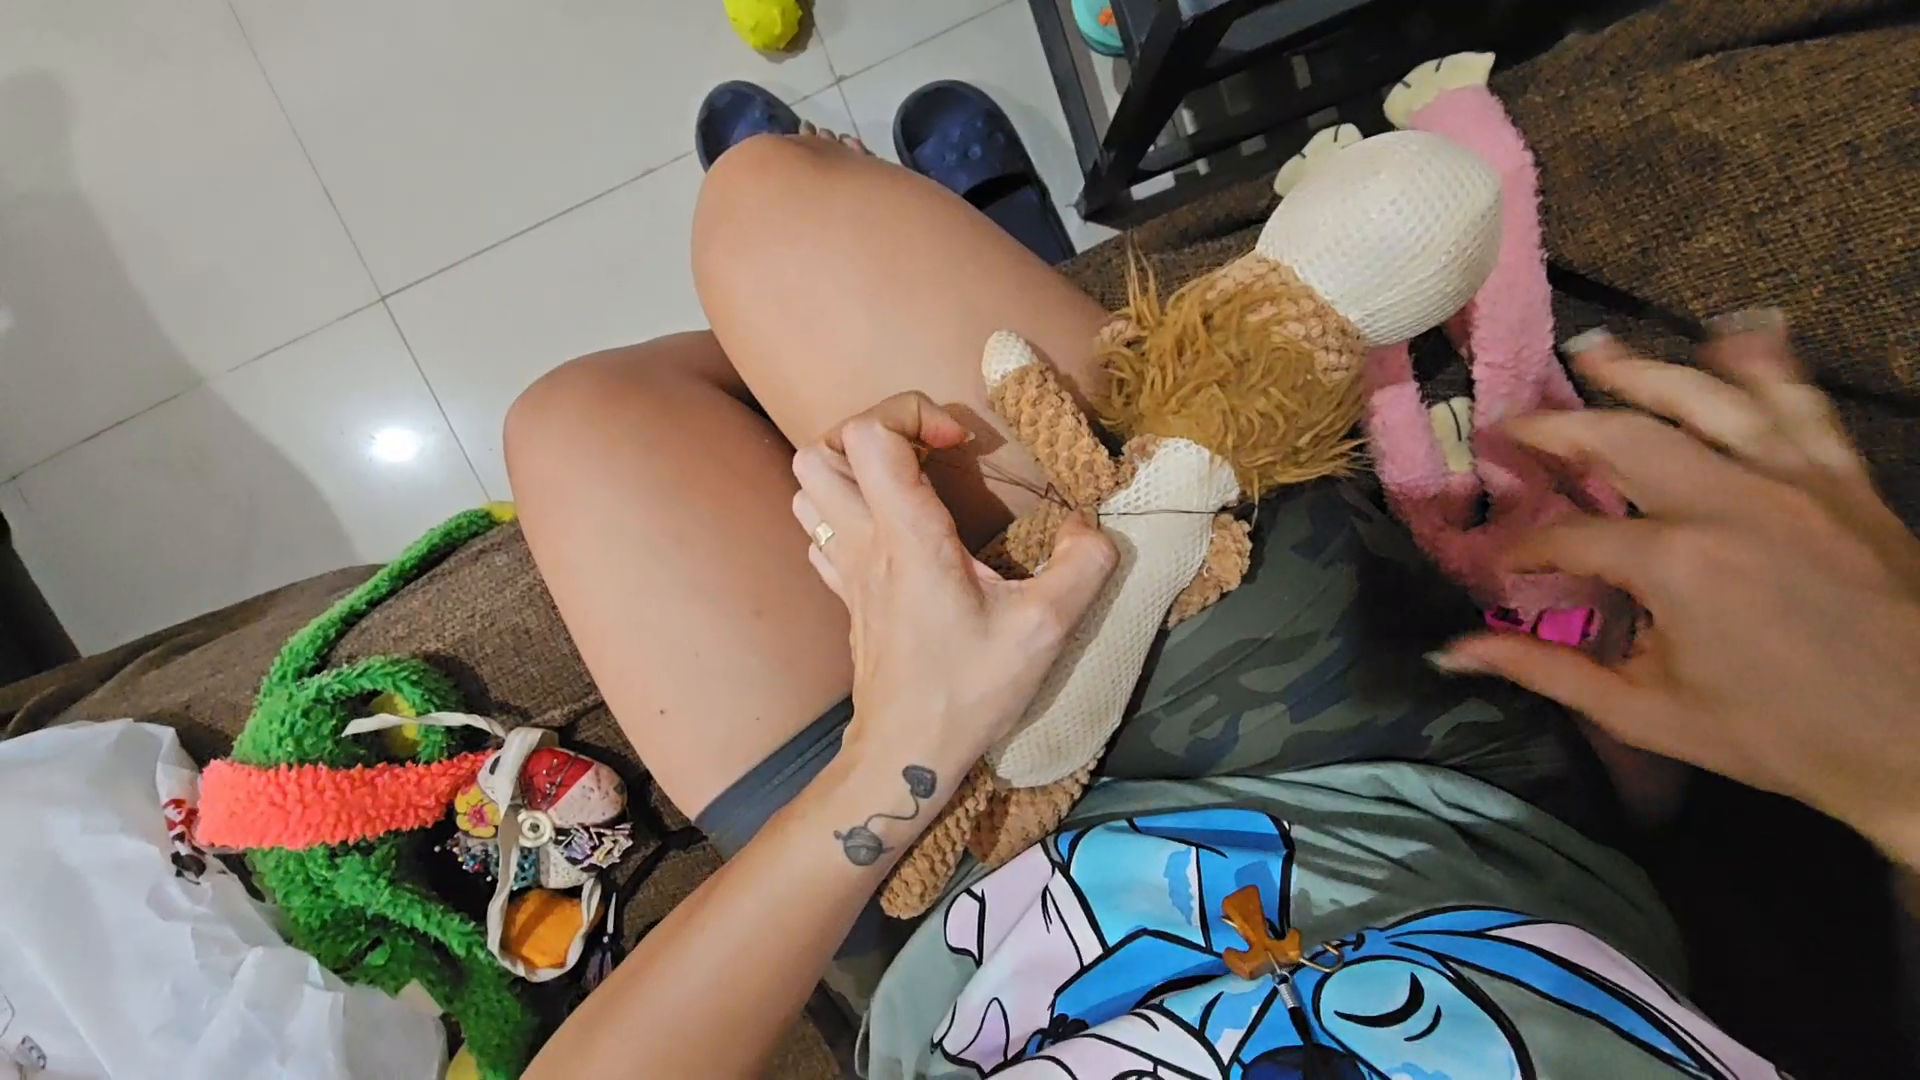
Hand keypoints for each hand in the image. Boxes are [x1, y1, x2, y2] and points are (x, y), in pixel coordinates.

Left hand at [791, 392, 1117, 778]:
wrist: (904, 753)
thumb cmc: (968, 690)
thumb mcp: (1044, 630)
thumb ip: (1082, 567)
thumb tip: (1091, 528)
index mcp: (907, 536)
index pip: (870, 435)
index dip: (912, 414)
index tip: (961, 445)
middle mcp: (863, 542)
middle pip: (821, 450)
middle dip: (874, 431)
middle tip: (927, 455)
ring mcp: (843, 567)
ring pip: (808, 486)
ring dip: (852, 467)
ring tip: (906, 482)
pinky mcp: (843, 593)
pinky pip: (818, 527)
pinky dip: (844, 508)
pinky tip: (888, 529)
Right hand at [1433, 313, 1919, 863]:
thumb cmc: (1782, 737)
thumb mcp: (1643, 713)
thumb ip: (1539, 670)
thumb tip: (1449, 653)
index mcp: (1675, 562)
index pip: (1567, 536)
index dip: (1525, 549)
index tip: (1507, 567)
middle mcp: (1731, 503)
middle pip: (1621, 439)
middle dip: (1554, 430)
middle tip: (1511, 423)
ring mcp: (1797, 484)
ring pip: (1708, 402)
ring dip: (1643, 371)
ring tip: (1593, 348)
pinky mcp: (1847, 485)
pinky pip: (1803, 408)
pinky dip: (1768, 367)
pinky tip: (1738, 333)